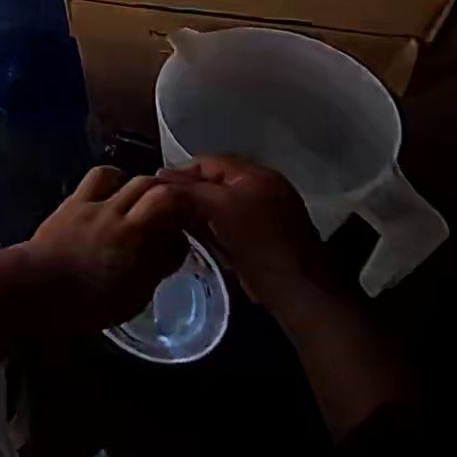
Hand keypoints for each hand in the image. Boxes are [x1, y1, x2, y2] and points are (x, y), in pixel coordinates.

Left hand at [0, 166, 191, 345]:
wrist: (36, 285)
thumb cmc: (87, 302)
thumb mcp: (134, 295)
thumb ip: (156, 265)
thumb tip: (174, 246)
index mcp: (134, 235)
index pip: (171, 203)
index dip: (188, 208)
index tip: (191, 225)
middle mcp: (114, 210)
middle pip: (150, 184)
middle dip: (168, 193)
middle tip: (173, 212)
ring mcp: (89, 202)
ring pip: (121, 176)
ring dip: (136, 184)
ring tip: (140, 202)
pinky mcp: (70, 202)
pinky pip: (95, 180)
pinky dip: (110, 182)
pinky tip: (112, 196)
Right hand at [168, 155, 332, 310]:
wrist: (299, 294)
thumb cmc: (257, 244)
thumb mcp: (217, 207)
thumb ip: (187, 188)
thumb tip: (159, 178)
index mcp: (257, 174)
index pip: (207, 161)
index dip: (180, 173)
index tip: (157, 190)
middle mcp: (267, 186)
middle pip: (215, 180)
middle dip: (191, 192)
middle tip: (167, 207)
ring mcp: (273, 210)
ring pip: (224, 200)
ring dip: (203, 210)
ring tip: (182, 223)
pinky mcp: (273, 234)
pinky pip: (235, 218)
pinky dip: (218, 224)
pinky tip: (205, 237)